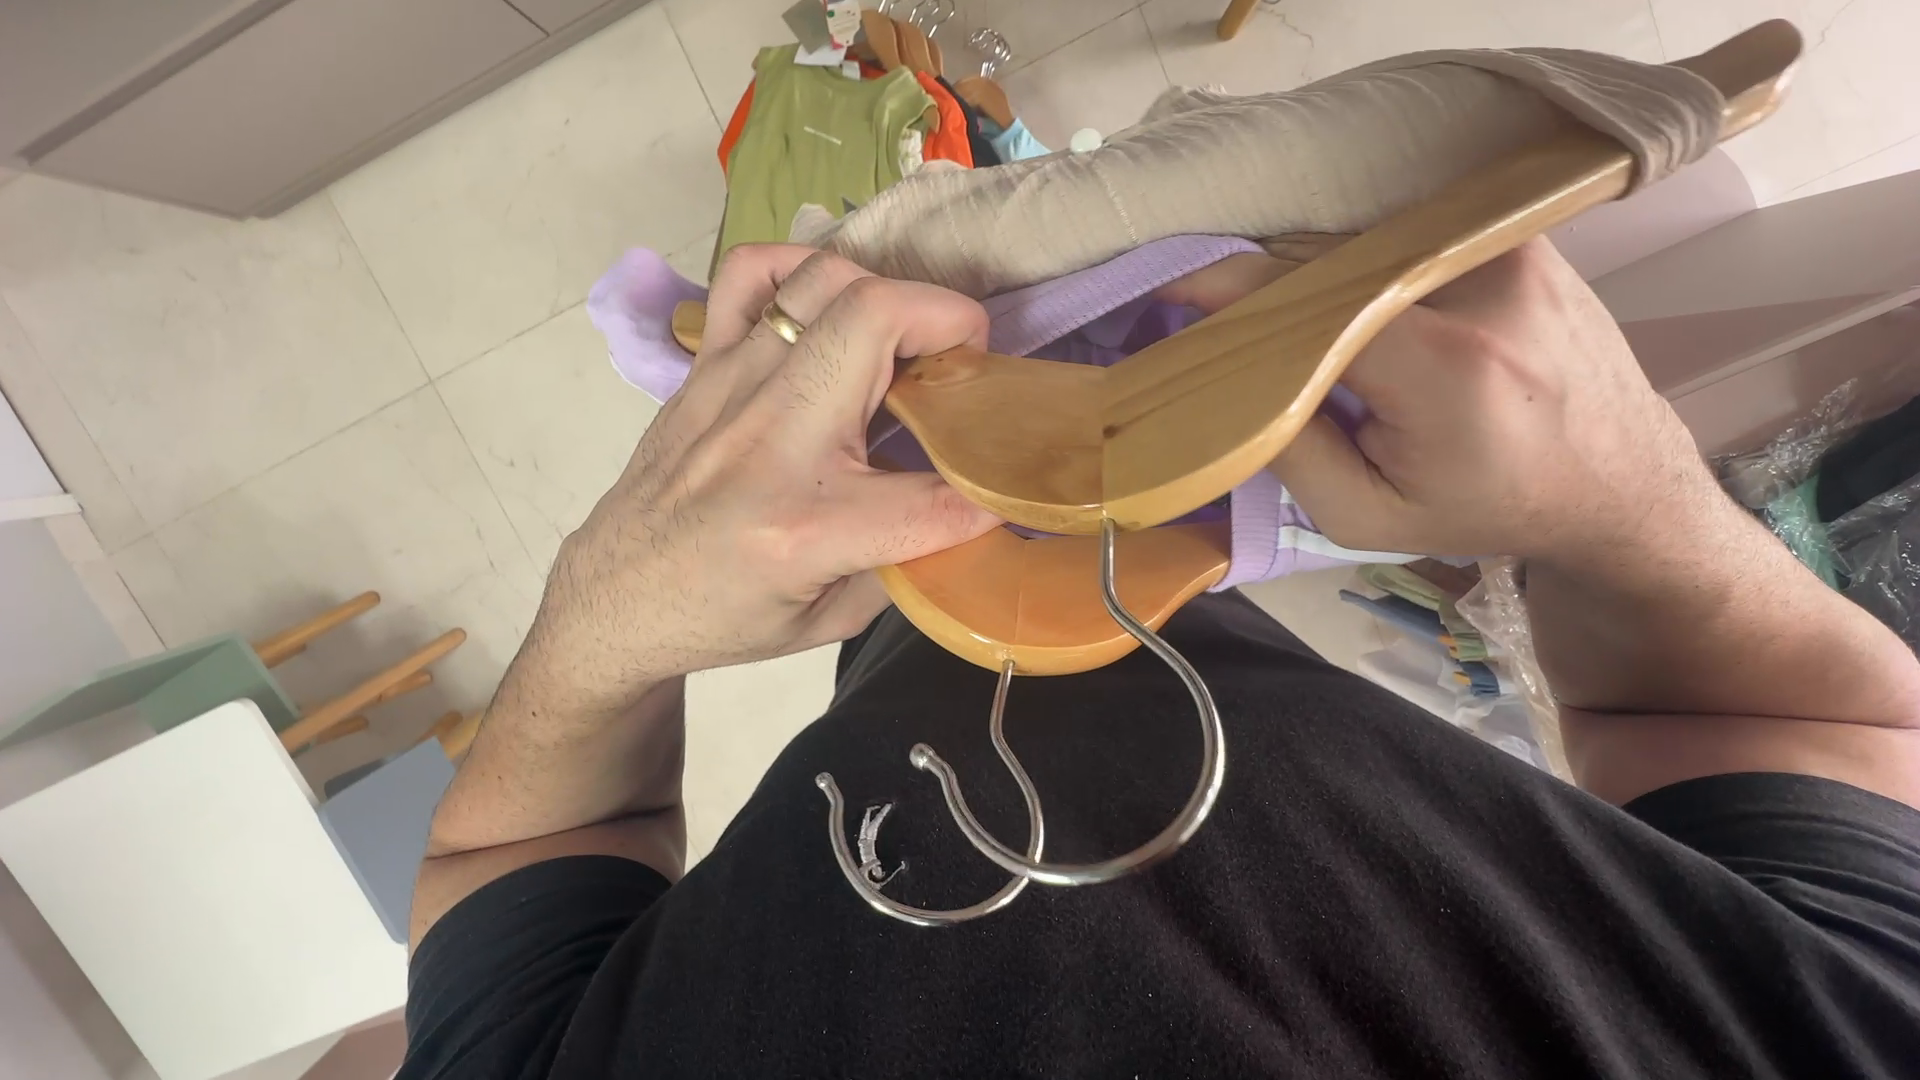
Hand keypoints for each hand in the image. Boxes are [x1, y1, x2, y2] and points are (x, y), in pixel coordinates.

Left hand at [512, 245, 1000, 717]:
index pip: (937, 494)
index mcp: (807, 526)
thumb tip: (965, 501)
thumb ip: (909, 559)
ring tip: (903, 343)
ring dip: (888, 296)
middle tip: (963, 365)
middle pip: (878, 322)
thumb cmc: (726, 618)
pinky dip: (805, 270)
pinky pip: (752, 275)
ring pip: (825, 280)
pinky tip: (828, 310)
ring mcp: (730, 388)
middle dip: (951, 324)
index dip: (994, 488)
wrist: (617, 598)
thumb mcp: (832, 618)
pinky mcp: (704, 367)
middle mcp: (770, 440)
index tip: (1012, 480)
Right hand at [1175, 240, 1713, 563]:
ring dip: (1305, 276)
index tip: (1174, 292)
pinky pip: (1406, 241)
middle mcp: (1484, 285)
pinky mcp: (1519, 240)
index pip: (1314, 298)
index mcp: (1445, 366)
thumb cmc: (1483, 510)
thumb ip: (1289, 453)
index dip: (1235, 291)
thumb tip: (1225, 387)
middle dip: (1260, 286)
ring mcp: (1509, 250)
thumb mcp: (1364, 515)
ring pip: (1366, 244)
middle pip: (1331, 262)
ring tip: (1270, 315)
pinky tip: (1338, 302)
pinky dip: (1356, 267)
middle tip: (1211, 318)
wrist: (1618, 483)